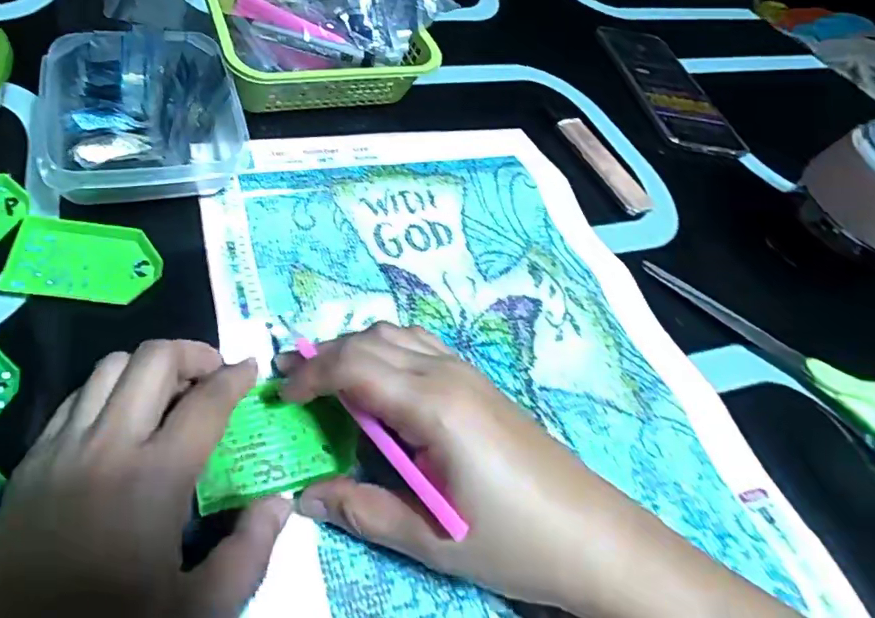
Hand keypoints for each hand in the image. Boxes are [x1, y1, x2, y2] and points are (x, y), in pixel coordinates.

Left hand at [0, 340, 291, 617]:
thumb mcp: (198, 611)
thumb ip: (248, 553)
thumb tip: (278, 501)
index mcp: (155, 478)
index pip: (206, 401)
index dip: (236, 377)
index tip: (250, 369)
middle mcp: (107, 446)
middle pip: (154, 358)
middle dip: (193, 354)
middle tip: (210, 376)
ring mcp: (62, 448)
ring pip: (111, 366)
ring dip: (147, 368)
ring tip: (165, 393)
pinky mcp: (30, 460)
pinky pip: (75, 397)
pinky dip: (106, 392)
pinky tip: (117, 421)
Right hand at [278, 323, 791, 617]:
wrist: (591, 534)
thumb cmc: (511, 540)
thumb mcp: (429, 537)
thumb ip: (362, 510)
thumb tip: (305, 494)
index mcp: (432, 403)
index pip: (354, 365)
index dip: (311, 375)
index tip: (283, 398)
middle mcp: (445, 370)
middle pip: (369, 338)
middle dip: (325, 356)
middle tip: (295, 388)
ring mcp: (464, 368)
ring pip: (394, 333)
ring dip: (355, 348)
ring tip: (329, 384)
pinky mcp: (475, 377)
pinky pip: (417, 343)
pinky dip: (384, 350)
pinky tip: (378, 386)